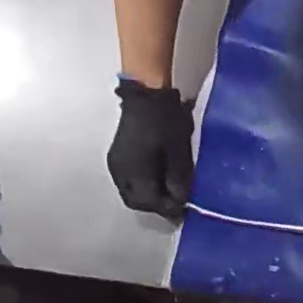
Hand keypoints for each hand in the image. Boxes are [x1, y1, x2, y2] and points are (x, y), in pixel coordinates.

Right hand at [107, 78, 193, 219]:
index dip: (169, 209)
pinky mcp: (118, 156)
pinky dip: (144, 186)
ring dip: (150, 197)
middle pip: (137, 202)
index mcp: (134, 172)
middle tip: (177, 204)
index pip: (150, 202)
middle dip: (157, 207)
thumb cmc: (165, 120)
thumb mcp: (179, 151)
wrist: (146, 93)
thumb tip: (181, 201)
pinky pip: (129, 181)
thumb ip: (179, 179)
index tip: (186, 210)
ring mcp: (116, 164)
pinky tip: (158, 179)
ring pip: (131, 192)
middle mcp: (120, 172)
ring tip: (170, 193)